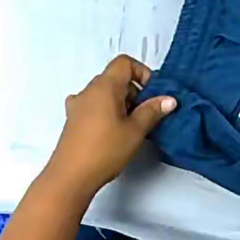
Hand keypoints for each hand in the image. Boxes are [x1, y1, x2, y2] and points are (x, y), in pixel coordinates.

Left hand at [41, 54, 175, 196]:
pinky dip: (107, 113)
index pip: (124, 63)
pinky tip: (113, 133)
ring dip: (121, 104)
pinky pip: (94, 107)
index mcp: (104, 86)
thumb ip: (152, 111)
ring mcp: (78, 106)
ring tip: (130, 128)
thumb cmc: (104, 151)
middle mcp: (88, 91)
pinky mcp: (73, 121)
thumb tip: (168, 99)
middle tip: (146, 115)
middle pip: (115, 79)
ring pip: (104, 94)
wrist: (71, 176)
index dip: (142, 73)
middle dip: (134, 92)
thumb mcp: (135, 131)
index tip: (152, 94)